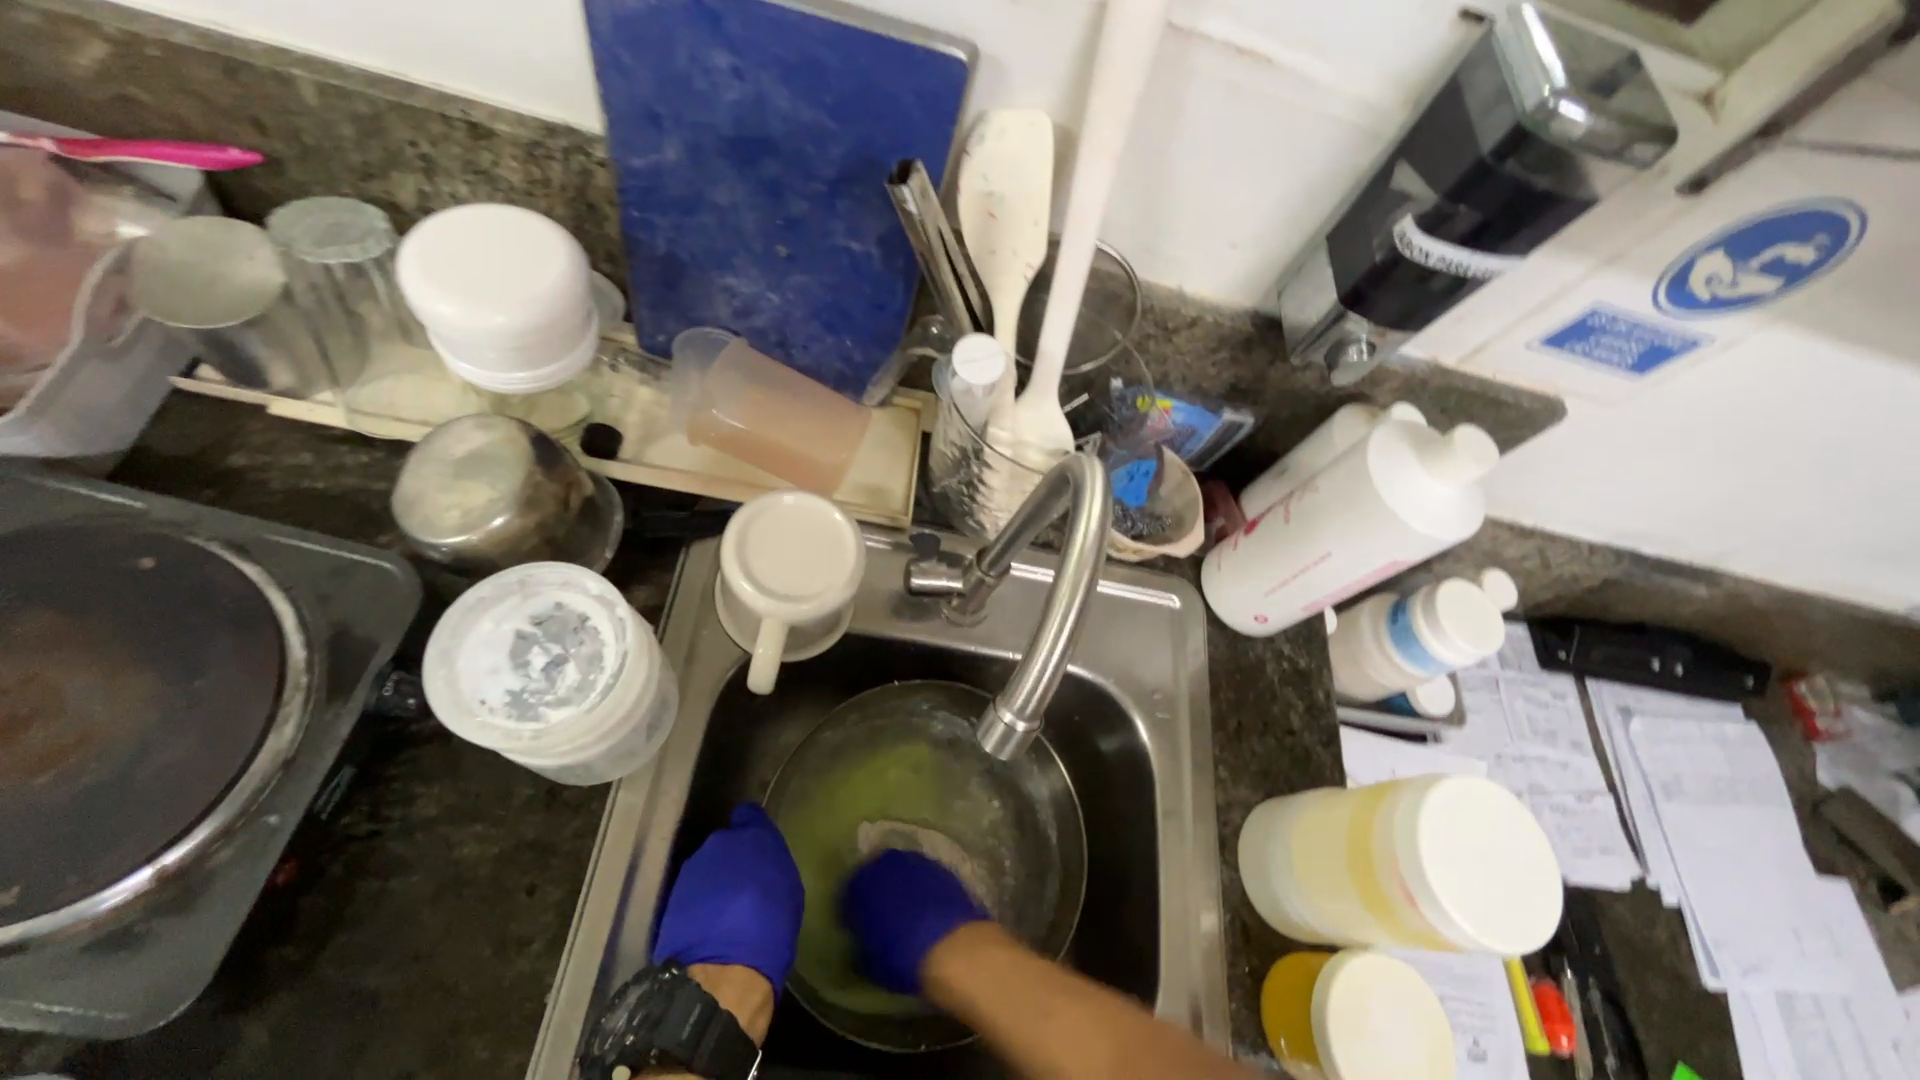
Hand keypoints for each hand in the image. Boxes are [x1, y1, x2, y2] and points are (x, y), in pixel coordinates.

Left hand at [653, 804, 804, 991]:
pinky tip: (707, 922)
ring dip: (714, 879)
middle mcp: (720, 842)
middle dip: (733, 857)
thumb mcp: (789, 891)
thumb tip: (761, 864)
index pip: (750, 815)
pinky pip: (691, 889)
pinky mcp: (672, 894)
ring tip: (724, 907)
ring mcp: (692, 867)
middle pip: (727, 841)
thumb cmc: (772, 928)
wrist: (724, 969)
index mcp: (755, 837)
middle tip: (743, 882)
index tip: (757, 846)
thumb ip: (772, 866)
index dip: (752, 828)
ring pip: (707, 865)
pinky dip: (698, 900)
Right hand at [841, 849, 989, 995]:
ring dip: (903, 887)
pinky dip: (924, 890)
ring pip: (902, 872)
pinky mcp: (943, 868)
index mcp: (859, 884)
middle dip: (878, 892)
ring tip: (908, 912)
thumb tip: (862, 950)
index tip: (858, 927)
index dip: (854, 911)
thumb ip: (862, 950)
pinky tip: (929, 909)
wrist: (952, 946)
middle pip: (876, 874)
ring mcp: (916, 862)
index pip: (849, 892)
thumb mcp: (871, 965)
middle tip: (882, 916)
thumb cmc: (901, 958)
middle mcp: (885, 864)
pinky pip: (925, 877)